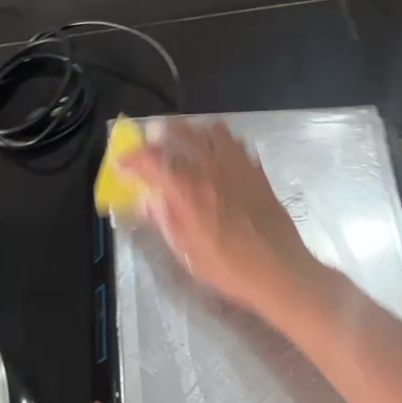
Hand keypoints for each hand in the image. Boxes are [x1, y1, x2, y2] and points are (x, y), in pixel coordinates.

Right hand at [120, 120, 323, 318]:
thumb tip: (149, 200)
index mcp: (187, 189)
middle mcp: (210, 169)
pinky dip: (220, 140)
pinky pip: (235, 142)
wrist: (279, 271)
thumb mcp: (186, 252)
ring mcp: (237, 166)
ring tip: (183, 140)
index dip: (131, 159)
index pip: (151, 160)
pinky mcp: (256, 171)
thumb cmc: (229, 267)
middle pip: (180, 133)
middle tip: (149, 141)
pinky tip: (216, 152)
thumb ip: (165, 220)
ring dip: (191, 131)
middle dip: (159, 134)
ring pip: (210, 131)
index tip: (122, 164)